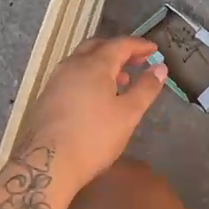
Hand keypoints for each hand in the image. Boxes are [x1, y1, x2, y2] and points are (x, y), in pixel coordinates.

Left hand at [13, 37, 168, 190]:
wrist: (48, 164)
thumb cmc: (93, 137)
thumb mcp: (128, 114)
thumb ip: (145, 88)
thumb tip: (160, 67)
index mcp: (94, 64)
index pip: (120, 44)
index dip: (139, 45)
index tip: (154, 50)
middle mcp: (72, 64)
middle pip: (98, 46)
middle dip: (119, 50)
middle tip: (137, 61)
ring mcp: (56, 79)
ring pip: (83, 60)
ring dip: (103, 63)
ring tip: (121, 80)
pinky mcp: (47, 96)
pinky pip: (72, 74)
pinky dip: (89, 75)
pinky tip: (96, 97)